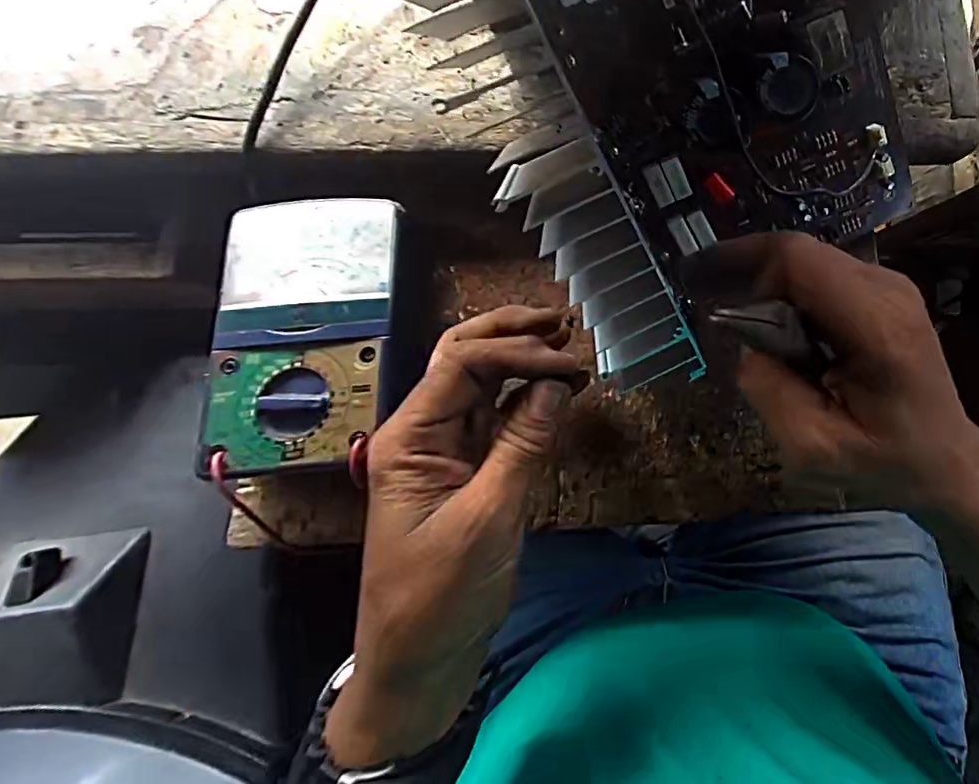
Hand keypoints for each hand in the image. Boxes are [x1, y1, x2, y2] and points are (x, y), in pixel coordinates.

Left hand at [326, 306, 582, 767]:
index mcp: (411, 438)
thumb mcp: (486, 519)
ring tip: (567, 342)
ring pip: (485, 381)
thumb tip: (557, 384)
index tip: (567, 361)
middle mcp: (427, 431)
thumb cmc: (439, 593)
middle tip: (562, 321)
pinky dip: (531, 393)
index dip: (516, 351)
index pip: (462, 364)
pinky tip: (559, 385)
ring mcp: (450, 446)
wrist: (421, 657)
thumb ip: (522, 446)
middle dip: (511, 332)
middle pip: (465, 357)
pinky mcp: (473, 464)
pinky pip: (502, 414)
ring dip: (524, 357)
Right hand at [713, 233, 978, 510]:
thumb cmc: (888, 461)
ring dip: (773, 284)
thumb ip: (773, 394)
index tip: (709, 293)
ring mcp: (893, 284)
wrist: (946, 455)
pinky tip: (783, 326)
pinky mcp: (888, 289)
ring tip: (746, 321)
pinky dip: (794, 291)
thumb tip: (747, 348)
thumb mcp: (819, 449)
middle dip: (752, 274)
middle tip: (712, 303)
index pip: (800, 260)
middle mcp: (889, 289)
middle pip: (802, 252)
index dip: (745, 264)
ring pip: (811, 259)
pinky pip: (826, 272)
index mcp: (877, 326)